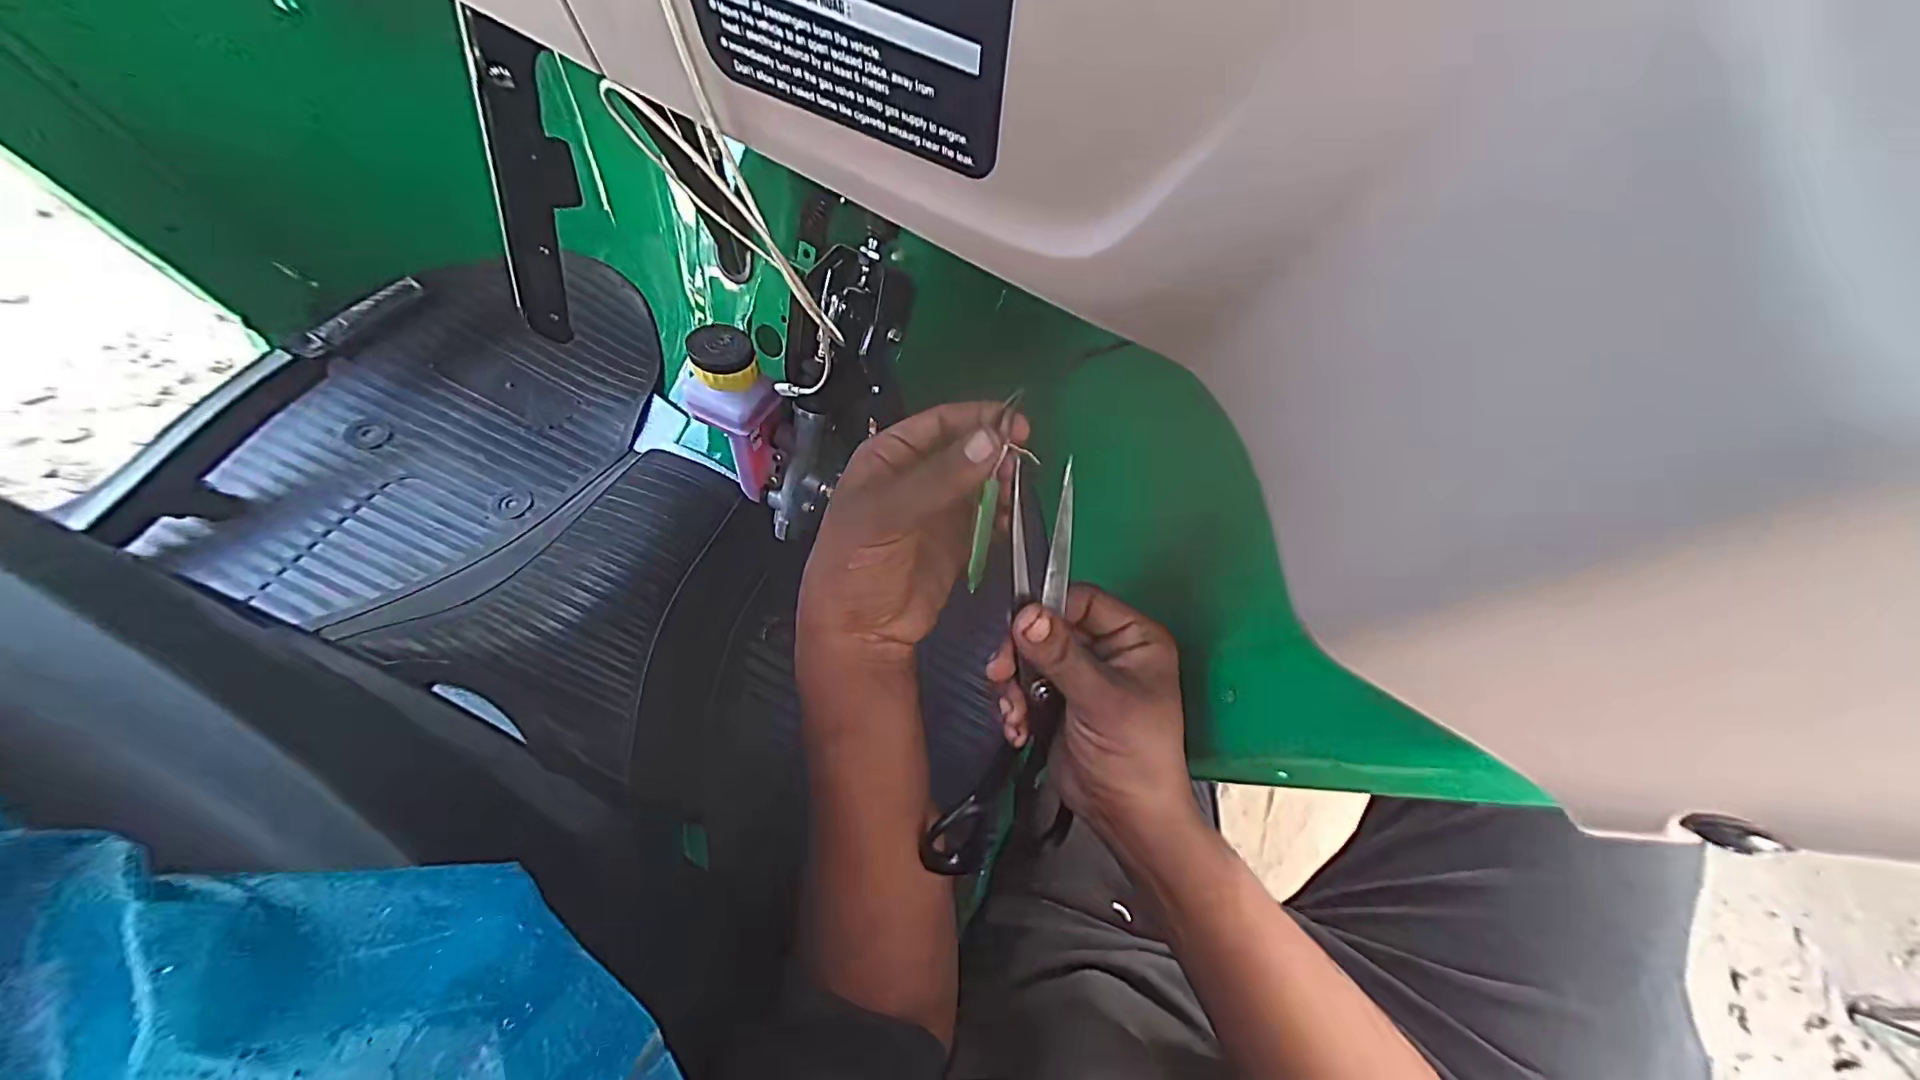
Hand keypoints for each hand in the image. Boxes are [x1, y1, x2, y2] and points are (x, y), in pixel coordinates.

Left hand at [798, 402, 1027, 666]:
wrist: (858, 630)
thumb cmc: (857, 563)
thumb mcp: (889, 514)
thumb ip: (941, 478)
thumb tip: (992, 440)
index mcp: (889, 456)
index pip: (939, 423)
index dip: (977, 418)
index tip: (1015, 422)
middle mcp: (917, 476)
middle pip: (966, 449)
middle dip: (995, 451)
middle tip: (1021, 458)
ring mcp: (939, 508)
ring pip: (981, 481)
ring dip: (1002, 482)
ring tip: (1016, 489)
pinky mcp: (957, 539)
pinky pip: (987, 515)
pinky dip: (1003, 514)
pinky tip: (1011, 518)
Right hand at [986, 585, 1197, 850]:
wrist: (1126, 817)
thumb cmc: (1136, 758)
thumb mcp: (1100, 700)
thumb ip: (1061, 656)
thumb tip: (1028, 616)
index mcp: (1133, 639)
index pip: (1081, 601)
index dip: (1048, 612)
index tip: (1019, 630)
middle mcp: (1105, 651)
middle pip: (1046, 629)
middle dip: (1021, 655)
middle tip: (1002, 674)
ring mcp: (1078, 676)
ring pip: (1028, 657)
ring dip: (1013, 685)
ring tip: (1016, 714)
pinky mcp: (1055, 701)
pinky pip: (1021, 686)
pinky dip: (1013, 705)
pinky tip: (1020, 728)